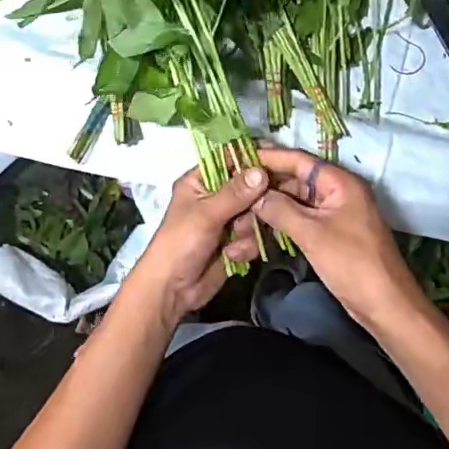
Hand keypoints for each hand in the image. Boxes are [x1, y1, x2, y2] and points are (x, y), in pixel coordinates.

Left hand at [122, 166, 265, 327]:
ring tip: (234, 241)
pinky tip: (233, 256)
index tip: (275, 164)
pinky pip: (253, 235)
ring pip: (254, 213)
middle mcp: (214, 195)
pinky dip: (246, 246)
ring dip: (248, 229)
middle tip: (254, 213)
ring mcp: (226, 219)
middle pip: (248, 188)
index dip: (250, 160)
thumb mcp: (207, 214)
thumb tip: (261, 170)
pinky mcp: (235, 241)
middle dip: (253, 204)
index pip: (228, 159)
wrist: (173, 288)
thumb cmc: (181, 242)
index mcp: (199, 180)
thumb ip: (235, 193)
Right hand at [250, 149, 427, 331]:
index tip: (237, 157)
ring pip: (292, 203)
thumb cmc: (353, 264)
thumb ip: (280, 209)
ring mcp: (332, 213)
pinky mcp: (328, 233)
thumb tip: (254, 194)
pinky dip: (278, 225)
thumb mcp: (312, 234)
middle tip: (230, 189)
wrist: (386, 307)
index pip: (297, 159)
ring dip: (267, 210)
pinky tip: (254, 233)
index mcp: (339, 183)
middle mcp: (336, 192)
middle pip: (292, 180)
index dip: (267, 157)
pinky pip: (298, 220)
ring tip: (237, 218)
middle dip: (262, 188)